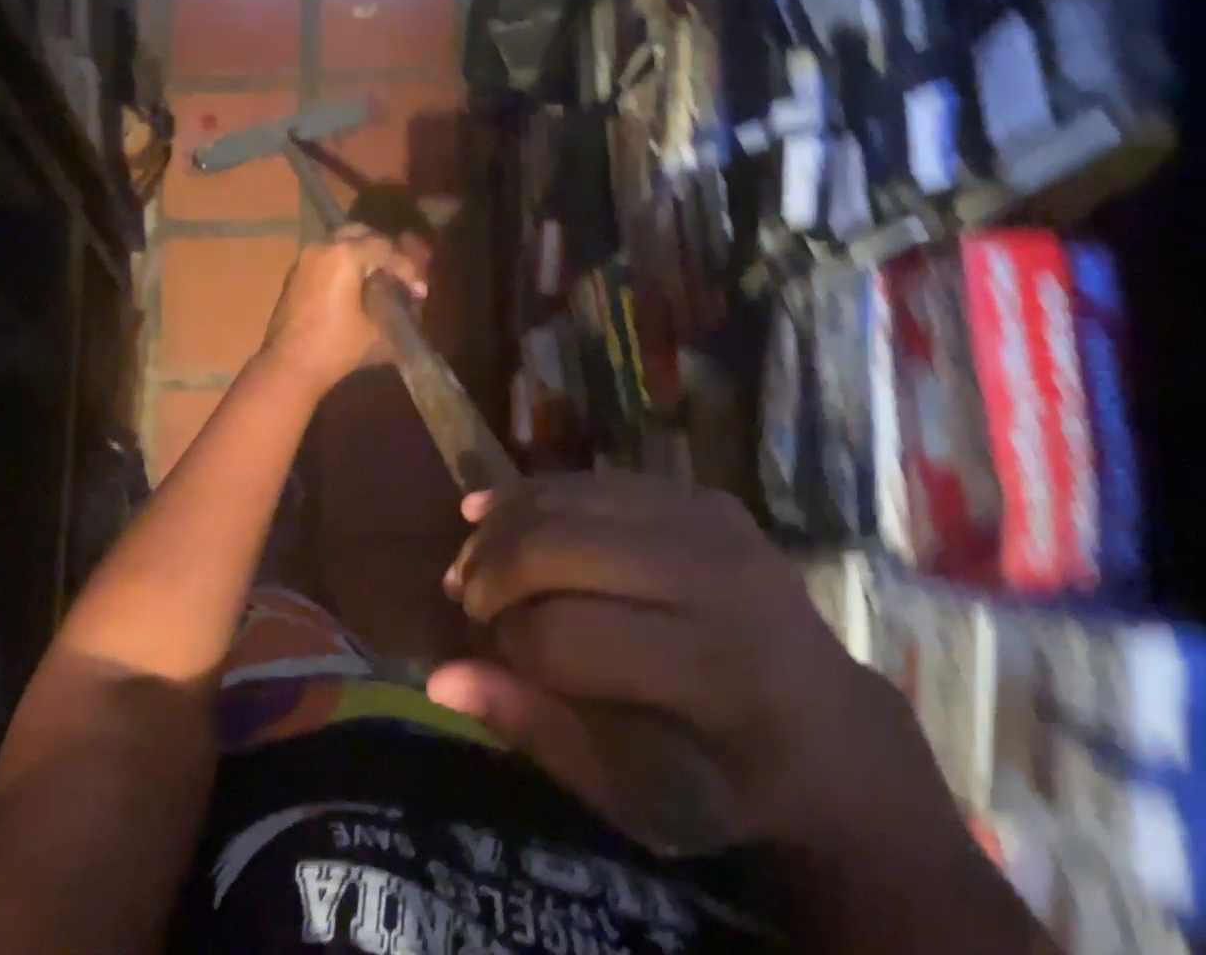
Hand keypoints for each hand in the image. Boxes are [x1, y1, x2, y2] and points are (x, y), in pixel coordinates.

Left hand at [259, 226, 425, 397]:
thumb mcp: (377, 330)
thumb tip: (410, 301)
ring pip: (340, 245)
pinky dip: (342, 266)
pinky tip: (354, 289)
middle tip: (399, 276)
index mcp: (345, 255)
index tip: (419, 292)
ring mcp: (304, 260)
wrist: (288, 367)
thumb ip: (397, 307)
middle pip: (360, 235)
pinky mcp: (294, 276)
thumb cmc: (336, 348)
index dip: (407, 269)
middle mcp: (322, 248)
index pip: (385, 248)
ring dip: (361, 258)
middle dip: (384, 253)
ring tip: (379, 281)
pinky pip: (325, 260)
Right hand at [426, 472, 930, 852]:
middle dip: (489, 574)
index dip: (503, 646)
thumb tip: (440, 678)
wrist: (835, 734)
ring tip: (473, 565)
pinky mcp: (707, 499)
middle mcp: (719, 583)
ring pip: (567, 500)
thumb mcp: (634, 793)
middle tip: (465, 601)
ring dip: (499, 528)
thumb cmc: (728, 784)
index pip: (558, 636)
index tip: (493, 660)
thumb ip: (536, 728)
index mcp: (712, 672)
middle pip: (555, 549)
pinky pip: (594, 481)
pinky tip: (491, 514)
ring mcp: (718, 528)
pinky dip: (532, 496)